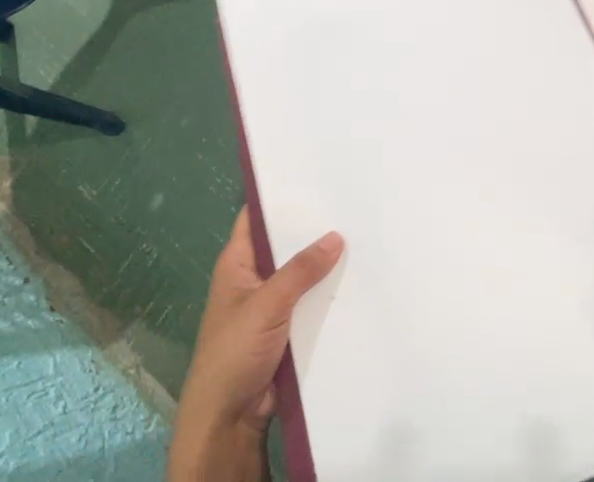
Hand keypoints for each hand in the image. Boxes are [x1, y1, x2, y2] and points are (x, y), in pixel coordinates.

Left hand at [169, 210, 343, 481]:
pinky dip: (328, 294)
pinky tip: (358, 281)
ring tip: (364, 237)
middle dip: (313, 230)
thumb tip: (336, 236)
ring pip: (302, 275)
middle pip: (285, 246)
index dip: (280, 197)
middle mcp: (254, 278)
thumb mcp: (267, 304)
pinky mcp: (287, 329)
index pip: (256, 218)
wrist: (230, 415)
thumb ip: (300, 271)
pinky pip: (310, 303)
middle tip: (351, 205)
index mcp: (237, 263)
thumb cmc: (234, 350)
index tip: (313, 177)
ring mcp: (271, 304)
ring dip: (325, 265)